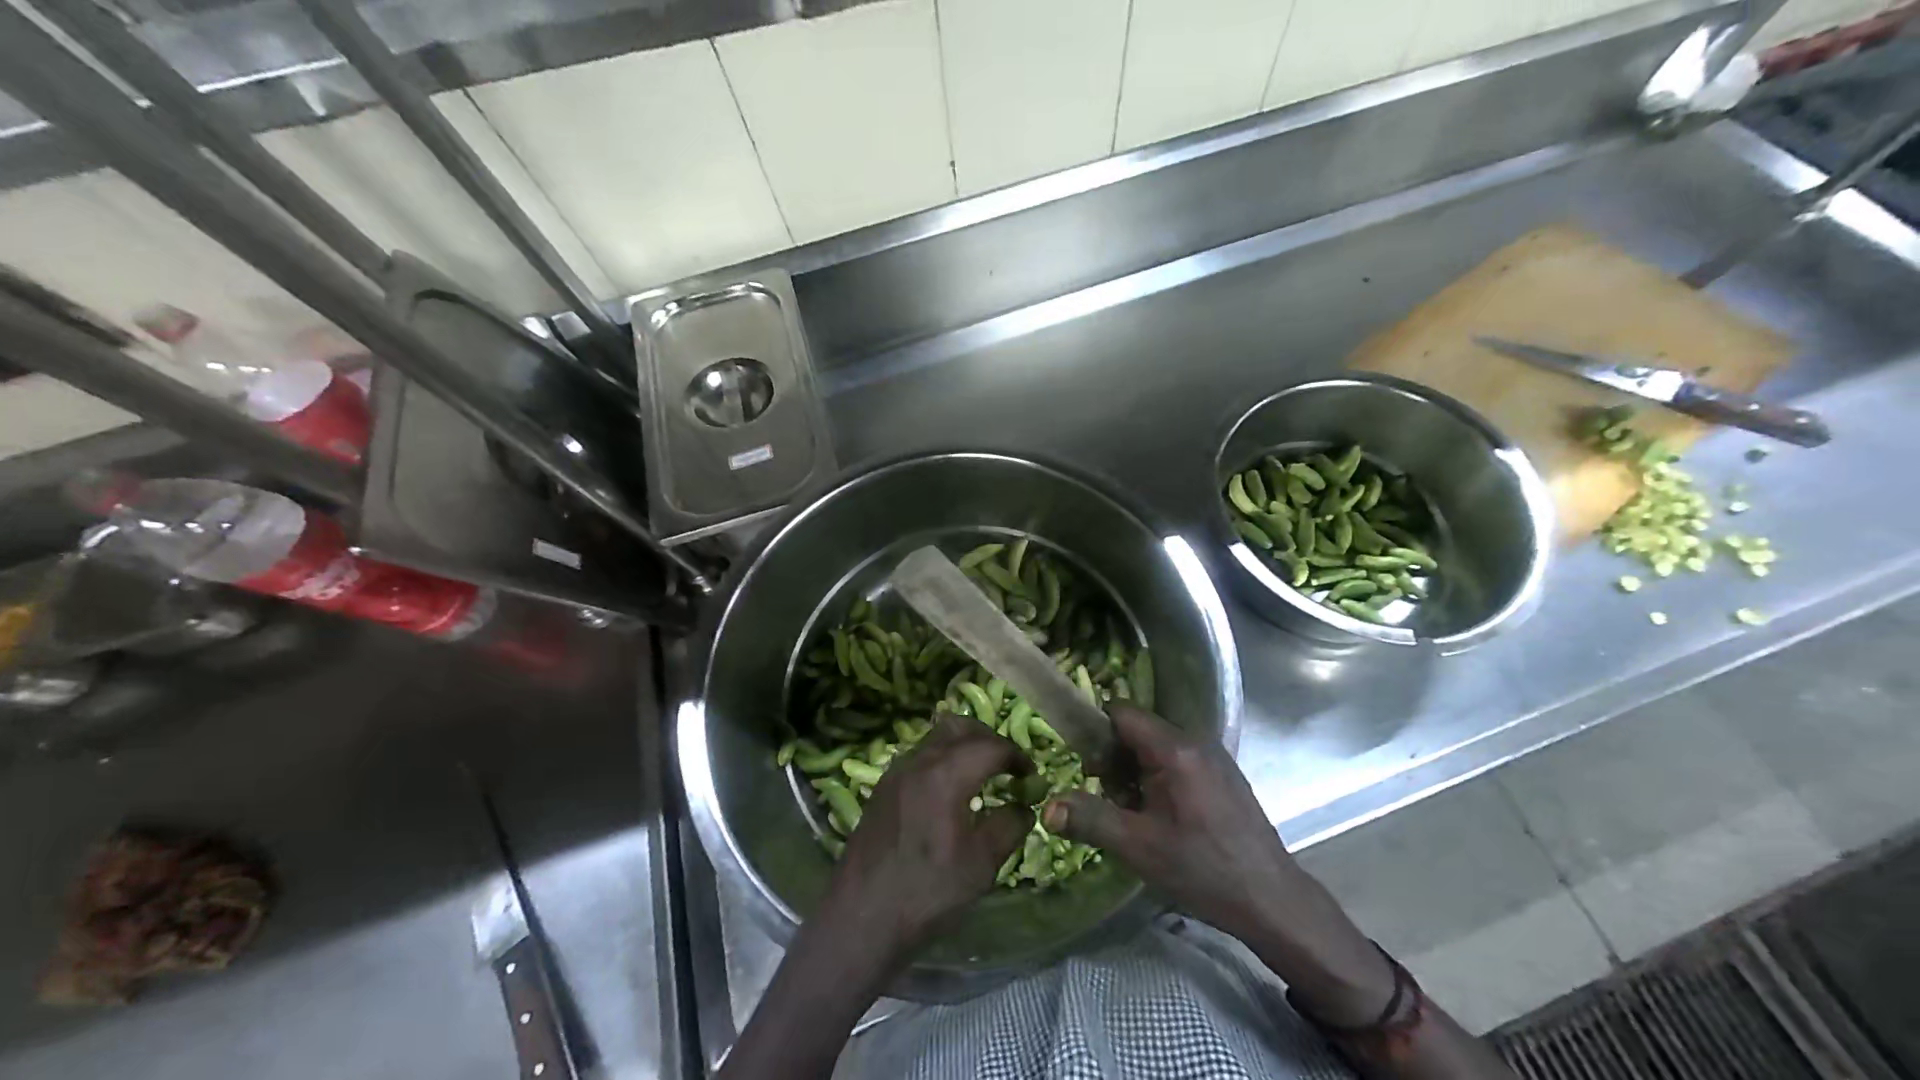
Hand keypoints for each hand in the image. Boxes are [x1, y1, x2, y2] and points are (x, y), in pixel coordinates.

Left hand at [818, 712, 1033, 966]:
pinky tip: (949, 792)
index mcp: (945, 775)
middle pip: (959, 728)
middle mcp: (917, 762)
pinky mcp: (882, 788)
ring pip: (935, 738)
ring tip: (981, 775)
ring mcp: (895, 773)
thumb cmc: (927, 893)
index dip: (1017, 756)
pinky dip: (941, 760)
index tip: (1031, 775)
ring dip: (963, 746)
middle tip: (1007, 765)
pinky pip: (919, 757)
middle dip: (989, 739)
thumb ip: (1008, 827)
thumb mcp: (981, 865)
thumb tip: (1023, 807)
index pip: (990, 746)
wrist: (861, 919)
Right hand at [1040, 703, 1293, 941]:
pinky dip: (1158, 780)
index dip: (1095, 729)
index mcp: (1175, 749)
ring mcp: (1214, 757)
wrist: (1272, 902)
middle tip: (1105, 796)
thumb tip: (1046, 808)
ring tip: (1131, 812)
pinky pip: (1177, 762)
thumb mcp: (1138, 846)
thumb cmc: (1203, 869)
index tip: (1080, 761)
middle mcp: (1196, 741)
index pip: (1122, 712)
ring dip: (1134, 772)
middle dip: (1113, 758)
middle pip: (1138, 730)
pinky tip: (1159, 818)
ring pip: (1156, 748)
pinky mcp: (1223, 776)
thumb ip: (1090, 819)